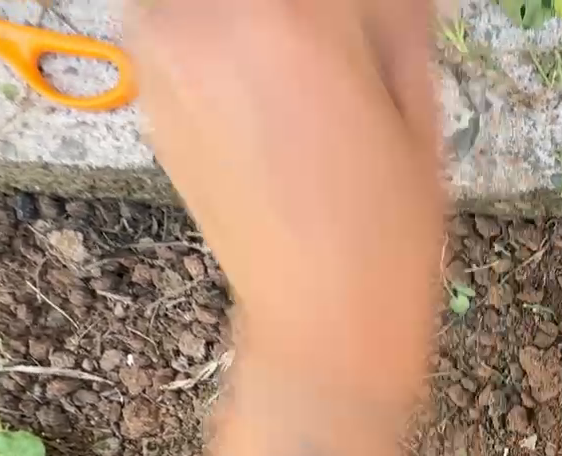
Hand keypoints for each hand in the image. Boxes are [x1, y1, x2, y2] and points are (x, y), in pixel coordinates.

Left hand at [125, 0, 442, 385]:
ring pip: (219, 1)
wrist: (324, 317)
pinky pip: (185, 19)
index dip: (362, 8)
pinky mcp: (145, 79)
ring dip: (263, 23)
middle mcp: (210, 12)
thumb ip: (396, 27)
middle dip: (313, 14)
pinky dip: (223, 34)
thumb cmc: (392, 235)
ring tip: (306, 74)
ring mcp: (162, 43)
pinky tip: (265, 90)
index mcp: (296, 20)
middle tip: (342, 52)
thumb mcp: (417, 125)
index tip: (378, 26)